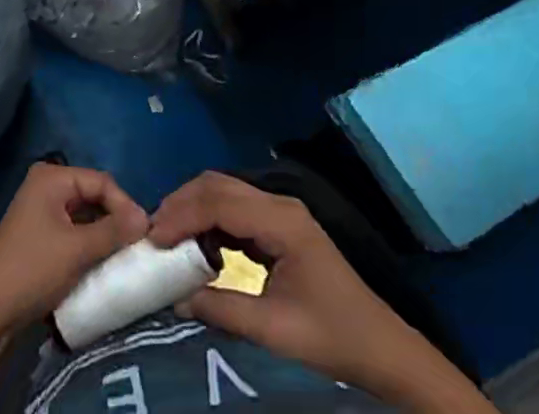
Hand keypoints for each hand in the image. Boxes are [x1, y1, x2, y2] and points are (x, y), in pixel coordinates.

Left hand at [0, 163, 148, 338]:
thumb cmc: (34, 269)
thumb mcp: (78, 249)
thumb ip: (114, 230)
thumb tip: (147, 218)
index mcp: (51, 178)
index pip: (102, 181)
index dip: (126, 205)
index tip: (146, 235)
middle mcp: (46, 185)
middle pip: (94, 194)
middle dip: (117, 218)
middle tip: (139, 246)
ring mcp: (42, 209)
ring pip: (86, 214)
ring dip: (106, 232)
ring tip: (126, 255)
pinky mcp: (42, 232)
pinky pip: (76, 229)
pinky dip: (92, 242)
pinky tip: (105, 260)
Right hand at [149, 173, 492, 412]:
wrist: (386, 352)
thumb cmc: (334, 338)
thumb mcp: (276, 329)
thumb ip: (221, 309)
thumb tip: (173, 297)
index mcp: (282, 221)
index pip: (217, 202)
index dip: (180, 216)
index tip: (153, 239)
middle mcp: (279, 205)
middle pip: (216, 186)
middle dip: (179, 204)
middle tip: (152, 232)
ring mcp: (280, 212)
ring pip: (221, 191)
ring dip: (190, 208)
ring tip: (167, 236)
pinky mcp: (278, 225)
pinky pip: (232, 207)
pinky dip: (206, 218)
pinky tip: (195, 243)